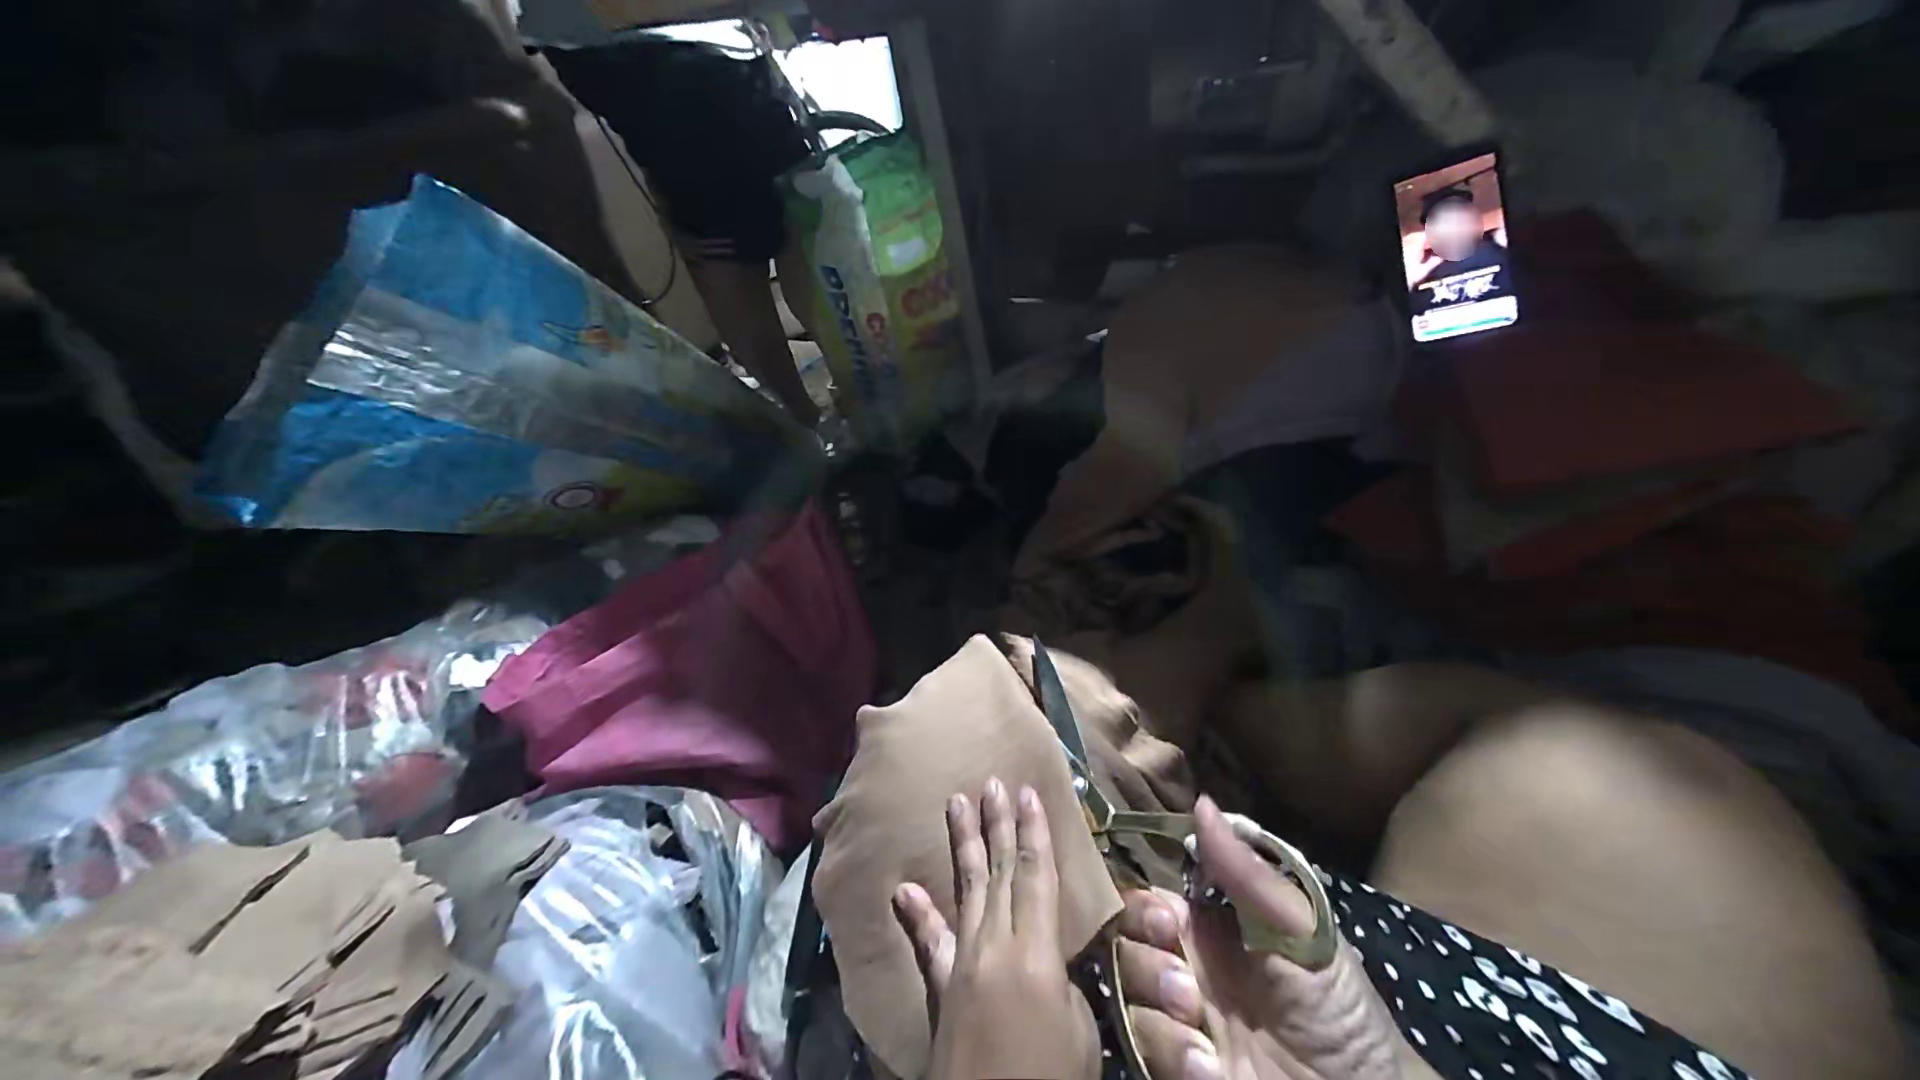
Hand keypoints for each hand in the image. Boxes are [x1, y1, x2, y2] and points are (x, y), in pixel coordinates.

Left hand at [892, 777, 1098, 1079]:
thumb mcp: (1080, 1034)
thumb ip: (1063, 983)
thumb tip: (1048, 962)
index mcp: (1036, 953)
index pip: (1035, 876)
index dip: (1034, 832)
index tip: (1028, 792)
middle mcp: (994, 944)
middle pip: (998, 871)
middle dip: (996, 823)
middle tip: (992, 782)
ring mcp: (962, 963)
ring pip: (965, 889)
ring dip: (962, 844)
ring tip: (955, 802)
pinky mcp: (941, 990)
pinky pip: (929, 944)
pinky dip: (918, 915)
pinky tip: (903, 888)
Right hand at [1113, 797, 1435, 1079]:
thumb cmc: (1339, 1009)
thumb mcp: (1302, 932)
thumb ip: (1247, 872)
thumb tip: (1201, 801)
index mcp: (1205, 925)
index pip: (1147, 898)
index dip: (1143, 904)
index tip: (1167, 919)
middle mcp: (1181, 962)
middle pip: (1123, 938)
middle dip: (1142, 953)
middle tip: (1183, 980)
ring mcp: (1176, 1014)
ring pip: (1126, 987)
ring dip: (1156, 1003)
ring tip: (1199, 1026)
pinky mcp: (1176, 1060)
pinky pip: (1145, 1044)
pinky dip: (1171, 1052)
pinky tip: (1209, 1066)